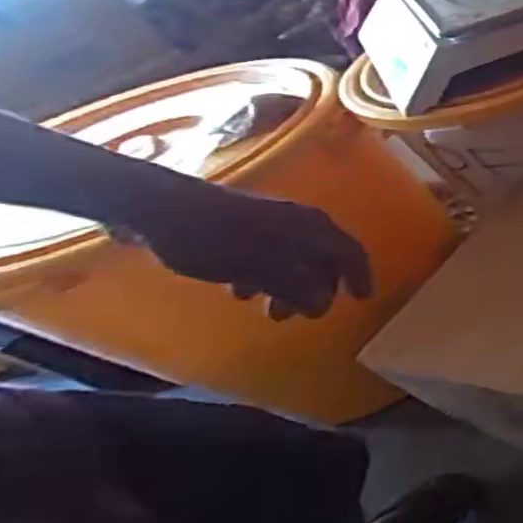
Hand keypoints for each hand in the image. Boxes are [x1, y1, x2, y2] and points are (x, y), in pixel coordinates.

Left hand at [119, 183, 371, 319]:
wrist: (159, 207)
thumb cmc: (213, 240)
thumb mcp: (255, 269)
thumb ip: (293, 286)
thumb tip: (323, 304)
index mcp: (312, 228)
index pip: (349, 252)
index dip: (359, 276)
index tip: (363, 299)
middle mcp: (301, 222)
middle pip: (323, 258)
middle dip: (317, 289)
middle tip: (304, 315)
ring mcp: (273, 222)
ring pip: (295, 258)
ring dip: (289, 286)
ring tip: (270, 310)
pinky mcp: (246, 225)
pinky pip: (270, 254)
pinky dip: (266, 275)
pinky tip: (242, 290)